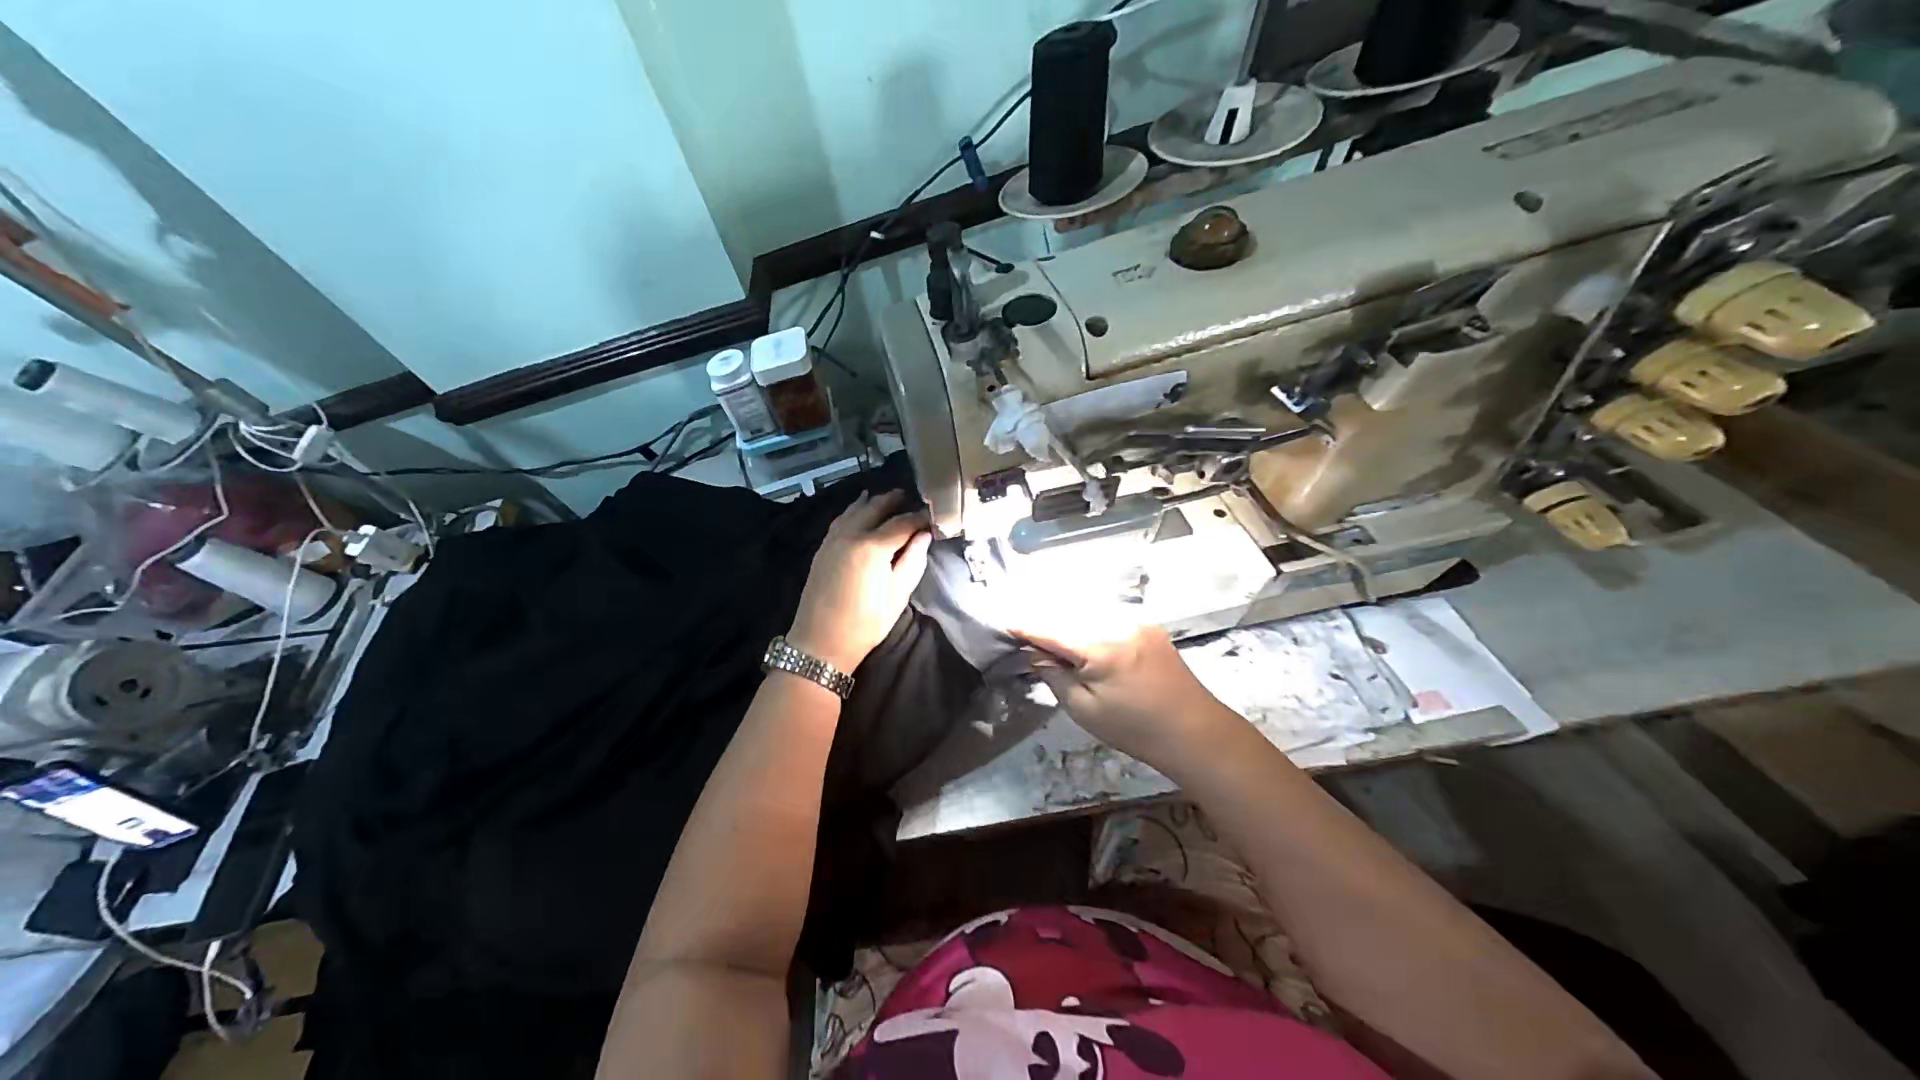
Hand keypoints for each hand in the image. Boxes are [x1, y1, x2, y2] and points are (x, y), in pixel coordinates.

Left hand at [788, 490, 932, 672]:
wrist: (820, 643)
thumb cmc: (865, 624)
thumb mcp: (897, 595)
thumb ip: (913, 561)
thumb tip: (924, 536)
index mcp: (873, 547)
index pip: (902, 523)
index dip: (920, 518)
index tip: (934, 516)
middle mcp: (851, 535)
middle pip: (876, 507)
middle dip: (895, 501)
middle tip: (912, 497)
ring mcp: (833, 539)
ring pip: (855, 509)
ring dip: (874, 502)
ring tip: (889, 498)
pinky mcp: (823, 548)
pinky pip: (841, 519)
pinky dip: (854, 510)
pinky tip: (860, 508)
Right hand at [1017, 625, 1250, 769]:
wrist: (1194, 732)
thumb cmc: (1134, 729)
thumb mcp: (1085, 710)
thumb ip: (1056, 677)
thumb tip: (1035, 654)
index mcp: (1099, 649)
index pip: (1052, 632)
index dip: (1028, 630)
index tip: (1009, 626)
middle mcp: (1118, 626)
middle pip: (1072, 617)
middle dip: (1050, 624)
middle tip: (1031, 638)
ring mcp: (1139, 624)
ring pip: (1094, 614)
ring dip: (1073, 622)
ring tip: (1056, 636)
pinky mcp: (1152, 629)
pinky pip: (1114, 618)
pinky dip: (1095, 623)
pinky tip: (1087, 634)